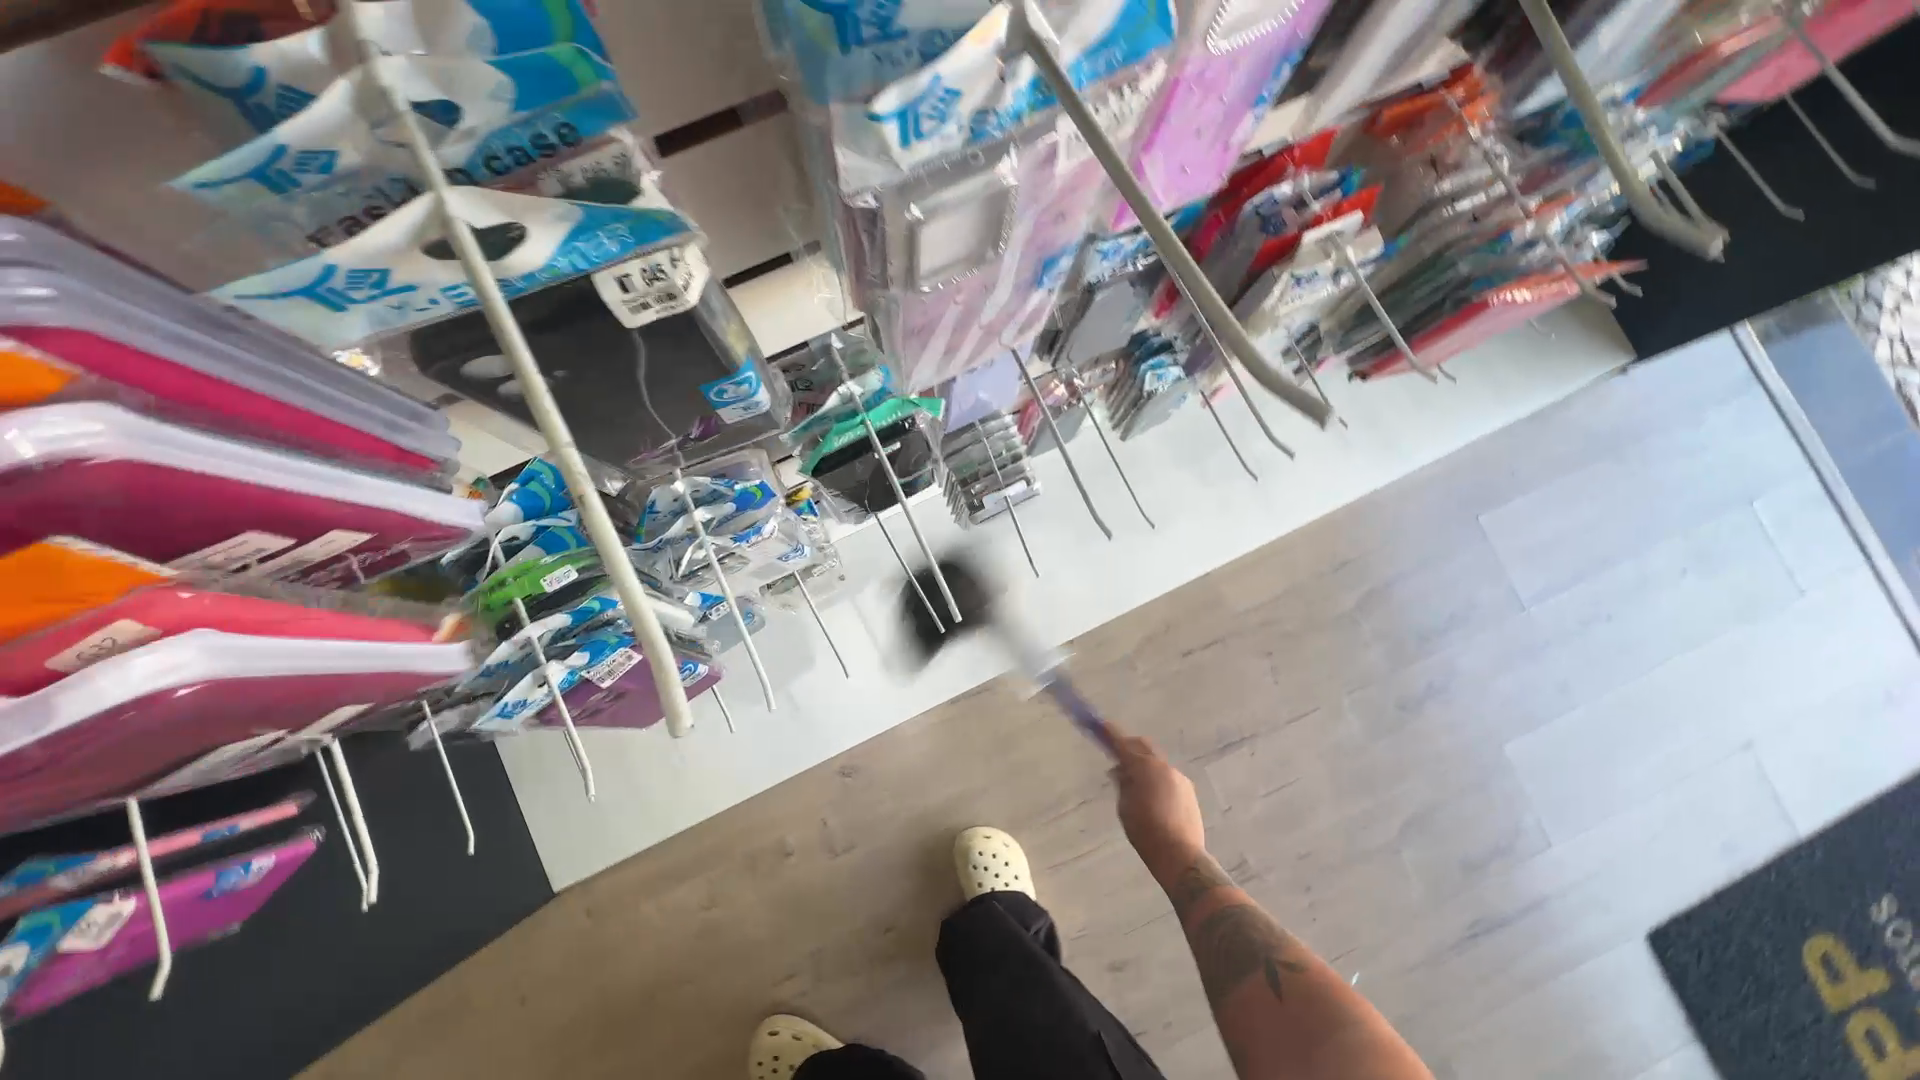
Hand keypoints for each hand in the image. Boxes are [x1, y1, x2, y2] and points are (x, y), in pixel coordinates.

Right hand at [1110, 728, 1206, 879]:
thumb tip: (1120, 770)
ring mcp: (1179, 777)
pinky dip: (1155, 777)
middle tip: (1116, 753)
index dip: (1111, 734)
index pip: (1123, 745)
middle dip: (1129, 746)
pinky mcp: (1188, 790)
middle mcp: (1164, 767)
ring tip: (1133, 782)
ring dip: (1143, 764)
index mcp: (1145, 768)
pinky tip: (1151, 796)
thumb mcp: (1125, 807)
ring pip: (1156, 762)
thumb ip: (1123, 784)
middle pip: (1143, 746)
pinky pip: (1167, 776)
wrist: (1180, 854)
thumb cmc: (1145, 831)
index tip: (1102, 724)